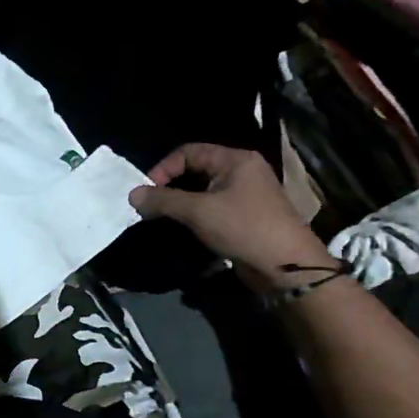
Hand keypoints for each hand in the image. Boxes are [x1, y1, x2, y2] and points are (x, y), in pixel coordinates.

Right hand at [129, 143, 331, 291]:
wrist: (285, 266)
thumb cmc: (243, 228)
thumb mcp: (198, 211)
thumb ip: (163, 200)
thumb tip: (133, 194)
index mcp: (236, 160)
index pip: (189, 152)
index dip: (164, 168)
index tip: (147, 192)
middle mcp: (241, 171)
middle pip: (195, 169)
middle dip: (169, 186)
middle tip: (150, 205)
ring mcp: (244, 194)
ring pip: (201, 190)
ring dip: (179, 202)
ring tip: (161, 217)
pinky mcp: (243, 215)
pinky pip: (210, 206)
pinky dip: (192, 213)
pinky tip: (181, 226)